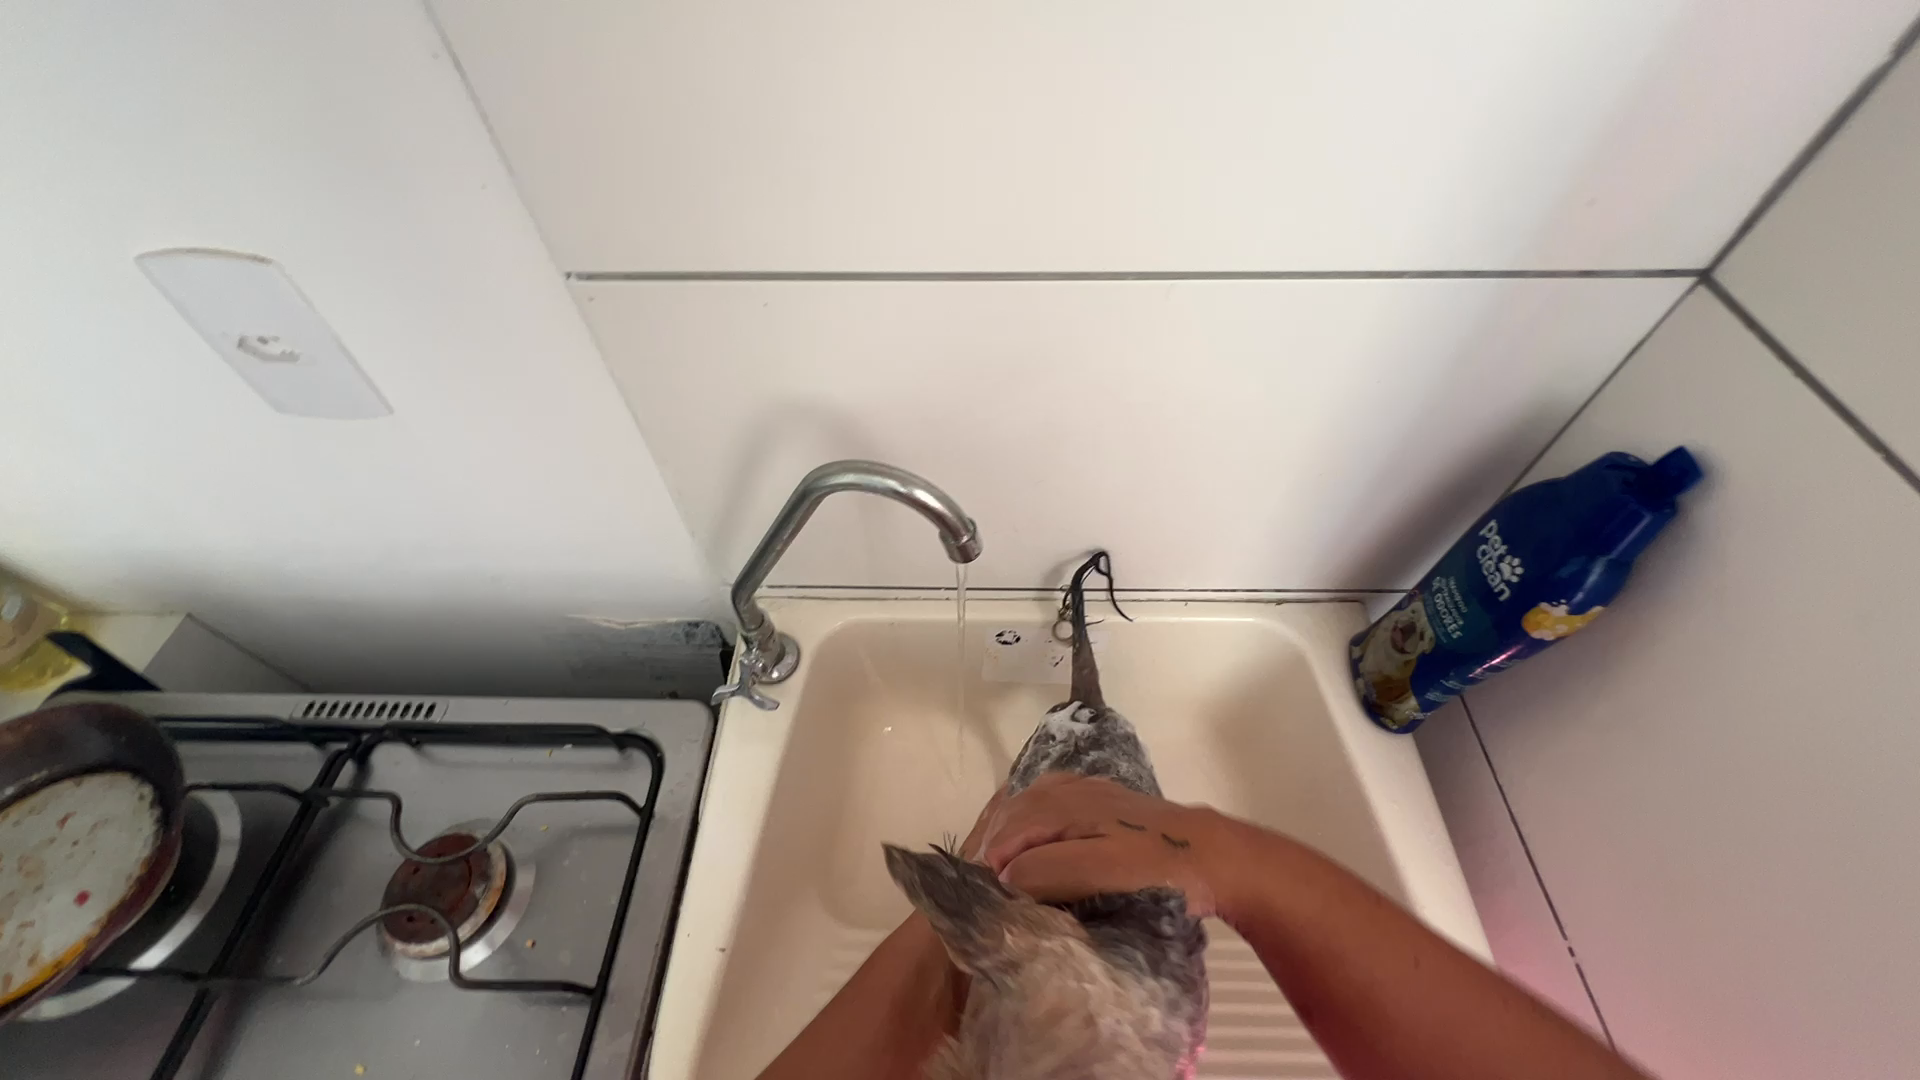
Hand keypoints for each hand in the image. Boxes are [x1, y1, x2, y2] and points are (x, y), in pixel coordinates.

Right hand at [976, 774, 1233, 917]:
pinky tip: (1037, 840)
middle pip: (1013, 813)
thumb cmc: (1158, 868)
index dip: (990, 864)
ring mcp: (1085, 790)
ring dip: (1009, 832)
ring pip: (1029, 804)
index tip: (983, 899)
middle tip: (984, 887)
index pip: (1008, 832)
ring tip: (1001, 867)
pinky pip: (1050, 801)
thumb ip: (1051, 869)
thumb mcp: (1104, 870)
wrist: (1213, 853)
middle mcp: (1067, 790)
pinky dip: (1031, 819)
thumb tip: (1004, 876)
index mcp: (1062, 805)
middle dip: (992, 844)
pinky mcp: (1101, 799)